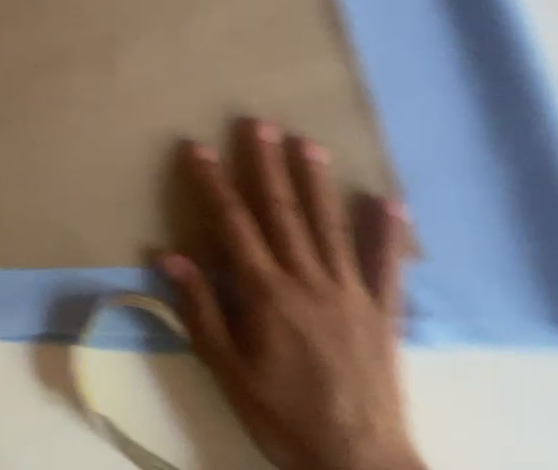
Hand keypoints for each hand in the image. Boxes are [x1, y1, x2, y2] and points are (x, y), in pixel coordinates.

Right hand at [157, 120, 422, 469]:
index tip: (197, 147)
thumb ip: (200, 309)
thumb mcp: (226, 370)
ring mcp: (350, 294)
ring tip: (307, 143)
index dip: (213, 183)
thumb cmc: (282, 417)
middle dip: (266, 165)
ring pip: (330, 226)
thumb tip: (168, 254)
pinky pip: (387, 267)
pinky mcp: (383, 313)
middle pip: (283, 213)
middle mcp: (308, 282)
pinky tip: (389, 201)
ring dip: (316, 182)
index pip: (232, 224)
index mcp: (265, 294)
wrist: (361, 465)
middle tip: (258, 123)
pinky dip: (387, 233)